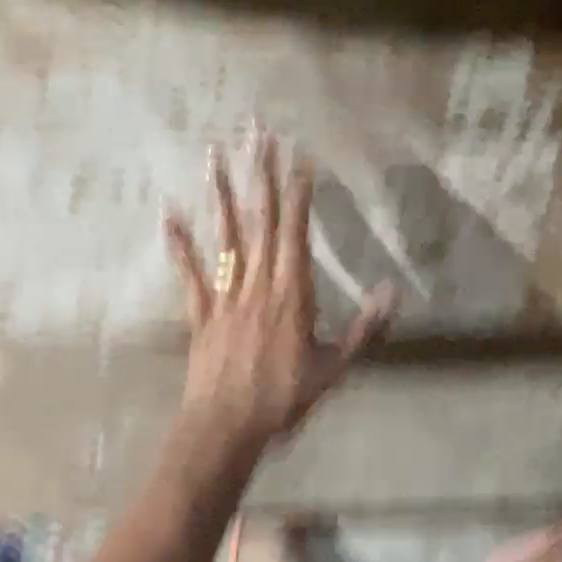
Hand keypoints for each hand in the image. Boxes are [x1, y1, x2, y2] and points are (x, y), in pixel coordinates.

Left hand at [163, 132, 395, 457]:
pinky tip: (169, 212)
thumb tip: (392, 293)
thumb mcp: (335, 369)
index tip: (299, 157)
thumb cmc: (284, 400)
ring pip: (225, 235)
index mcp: (292, 293)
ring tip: (215, 153)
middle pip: (260, 219)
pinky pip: (190, 271)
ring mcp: (226, 294)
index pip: (296, 231)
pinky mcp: (201, 312)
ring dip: (221, 192)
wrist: (226, 428)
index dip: (297, 193)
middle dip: (260, 174)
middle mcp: (258, 283)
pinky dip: (179, 242)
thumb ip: (364, 329)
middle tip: (257, 133)